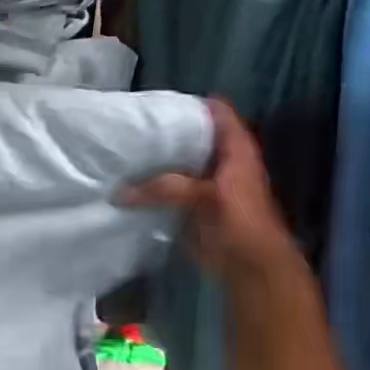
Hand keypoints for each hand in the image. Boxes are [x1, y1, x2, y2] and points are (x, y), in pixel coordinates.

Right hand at [122, 97, 299, 275]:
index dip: (189, 104)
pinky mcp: (191, 204)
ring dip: (154, 159)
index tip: (154, 104)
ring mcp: (205, 182)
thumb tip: (119, 191)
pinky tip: (127, 183)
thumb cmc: (241, 224)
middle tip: (128, 128)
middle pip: (191, 134)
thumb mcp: (205, 198)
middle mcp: (220, 160)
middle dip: (163, 131)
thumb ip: (165, 188)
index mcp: (235, 149)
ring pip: (177, 161)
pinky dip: (150, 184)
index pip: (216, 112)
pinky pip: (166, 187)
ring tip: (121, 152)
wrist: (251, 266)